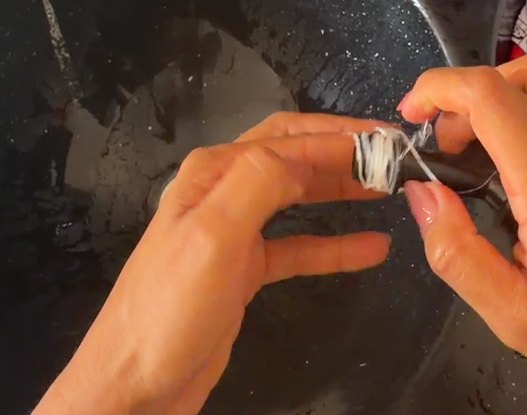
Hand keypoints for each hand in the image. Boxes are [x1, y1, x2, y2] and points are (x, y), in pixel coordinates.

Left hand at [34, 112, 392, 414]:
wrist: (132, 389)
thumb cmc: (172, 307)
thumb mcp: (214, 234)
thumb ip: (258, 181)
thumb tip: (308, 152)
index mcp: (216, 171)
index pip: (289, 139)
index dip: (340, 136)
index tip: (388, 140)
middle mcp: (225, 189)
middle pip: (294, 155)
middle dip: (343, 150)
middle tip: (393, 155)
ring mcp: (235, 230)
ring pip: (298, 195)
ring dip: (341, 188)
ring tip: (388, 188)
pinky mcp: (245, 270)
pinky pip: (299, 247)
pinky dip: (334, 244)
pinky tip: (371, 247)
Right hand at [399, 54, 526, 413]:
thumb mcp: (513, 318)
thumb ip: (456, 252)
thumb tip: (421, 190)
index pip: (487, 94)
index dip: (437, 88)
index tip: (410, 114)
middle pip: (506, 79)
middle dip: (458, 101)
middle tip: (443, 152)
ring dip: (495, 96)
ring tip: (478, 147)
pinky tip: (522, 164)